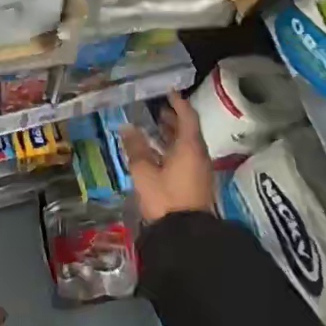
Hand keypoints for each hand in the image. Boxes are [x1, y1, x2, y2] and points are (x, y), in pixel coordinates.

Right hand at [121, 90, 217, 221]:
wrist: (186, 234)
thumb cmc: (165, 197)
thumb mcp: (144, 171)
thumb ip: (136, 147)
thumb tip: (127, 127)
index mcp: (189, 147)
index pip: (188, 117)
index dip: (178, 102)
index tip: (168, 91)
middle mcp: (198, 155)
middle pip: (189, 130)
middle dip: (174, 118)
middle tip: (157, 108)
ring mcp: (199, 170)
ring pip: (187, 144)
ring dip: (172, 134)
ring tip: (155, 127)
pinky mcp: (195, 182)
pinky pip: (185, 156)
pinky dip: (172, 148)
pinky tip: (157, 151)